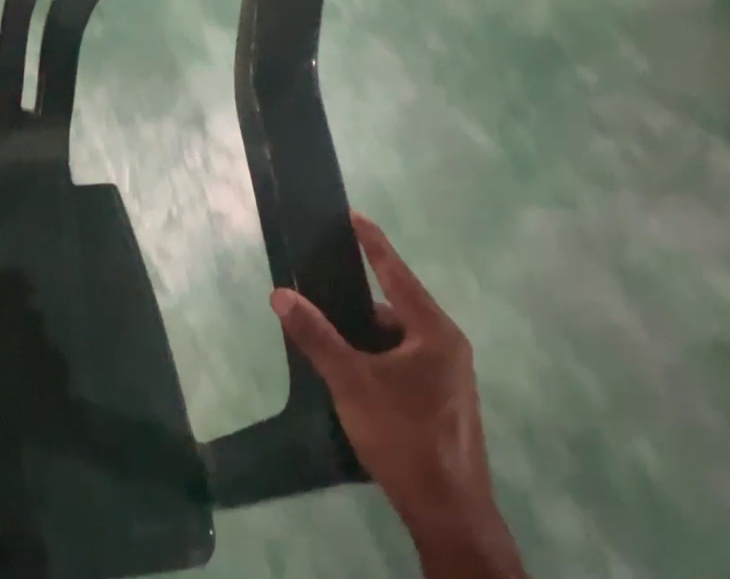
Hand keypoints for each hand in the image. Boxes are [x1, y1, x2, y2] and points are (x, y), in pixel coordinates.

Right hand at [272, 213, 525, 578]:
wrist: (448, 511)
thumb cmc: (403, 436)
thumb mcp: (351, 382)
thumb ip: (315, 335)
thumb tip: (281, 294)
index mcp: (434, 333)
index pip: (398, 275)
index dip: (374, 245)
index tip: (355, 217)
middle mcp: (447, 347)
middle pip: (394, 310)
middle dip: (354, 305)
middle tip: (317, 298)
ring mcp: (448, 377)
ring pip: (396, 341)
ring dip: (362, 339)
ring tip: (324, 343)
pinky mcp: (441, 401)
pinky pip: (401, 363)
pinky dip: (373, 360)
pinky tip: (348, 377)